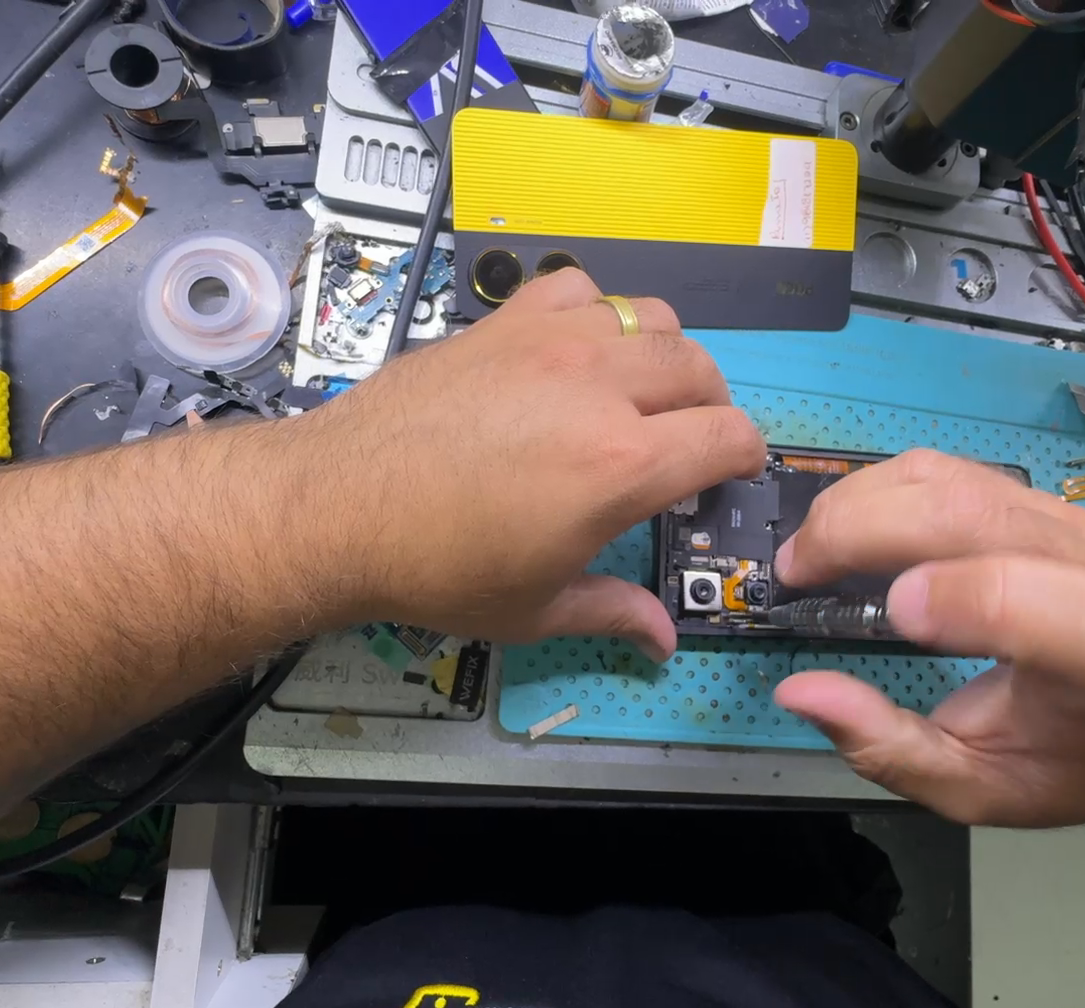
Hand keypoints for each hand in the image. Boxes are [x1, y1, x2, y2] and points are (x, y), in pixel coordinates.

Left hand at [303, 269, 764, 658]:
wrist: (339, 507)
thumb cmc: (439, 568)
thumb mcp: (536, 608)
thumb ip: (614, 614)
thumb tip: (664, 643)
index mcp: (622, 464)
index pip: (729, 436)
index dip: (745, 456)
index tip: (731, 473)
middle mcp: (601, 387)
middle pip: (699, 369)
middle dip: (711, 406)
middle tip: (688, 439)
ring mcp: (552, 342)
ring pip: (650, 317)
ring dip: (663, 355)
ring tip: (639, 390)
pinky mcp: (506, 322)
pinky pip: (580, 288)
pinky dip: (597, 313)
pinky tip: (575, 350)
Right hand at [770, 449, 1084, 825]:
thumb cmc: (1068, 761)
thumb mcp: (975, 788)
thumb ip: (886, 748)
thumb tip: (797, 691)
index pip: (1025, 599)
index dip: (951, 597)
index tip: (885, 617)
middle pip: (966, 514)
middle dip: (860, 530)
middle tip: (793, 570)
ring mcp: (1063, 520)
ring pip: (947, 479)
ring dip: (859, 501)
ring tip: (811, 547)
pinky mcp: (1032, 501)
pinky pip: (946, 472)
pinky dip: (880, 489)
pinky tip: (851, 527)